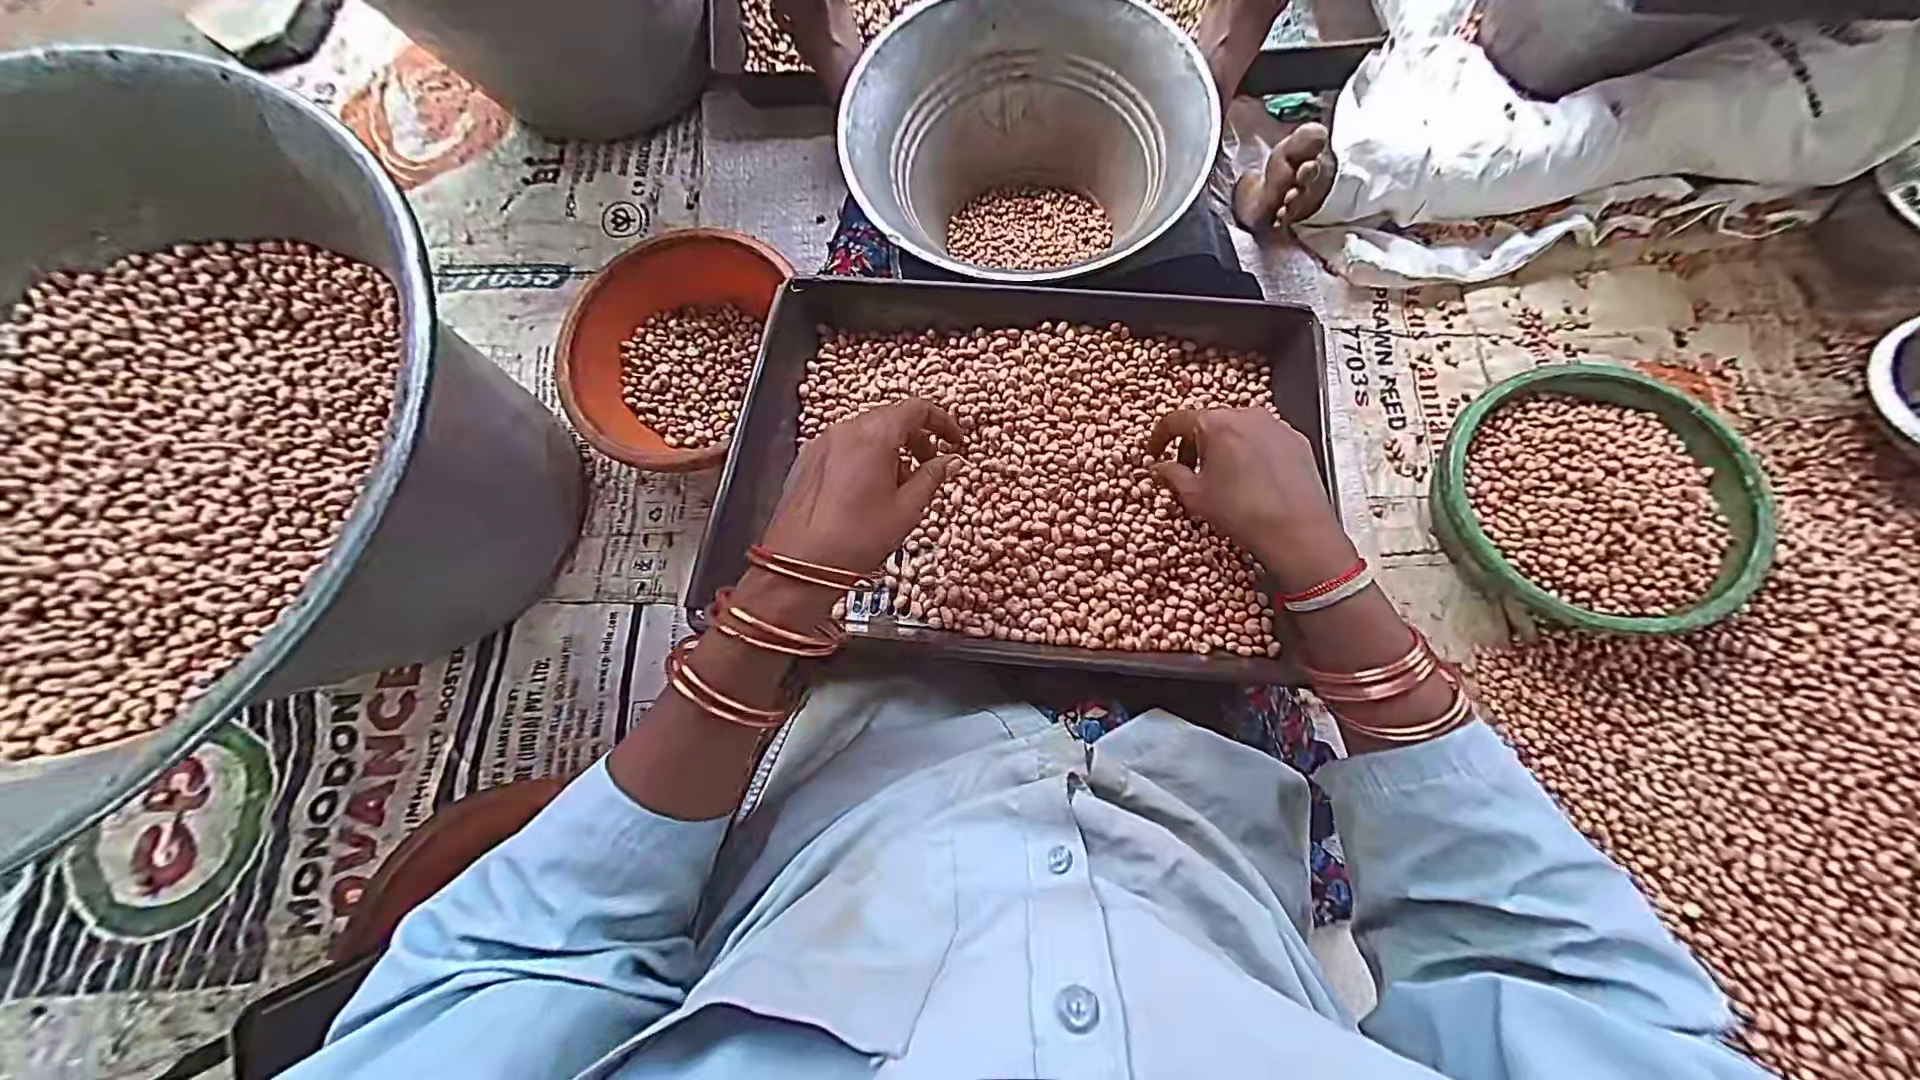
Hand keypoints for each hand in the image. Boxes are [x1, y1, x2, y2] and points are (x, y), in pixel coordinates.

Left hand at [760, 397, 963, 579]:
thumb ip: (931, 477)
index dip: (941, 422)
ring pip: (867, 433)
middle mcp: (845, 432)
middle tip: (931, 465)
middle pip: (890, 419)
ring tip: (901, 486)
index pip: (916, 409)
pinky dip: (866, 458)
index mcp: (873, 437)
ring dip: (892, 450)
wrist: (801, 564)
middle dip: (917, 439)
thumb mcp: (907, 509)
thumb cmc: (854, 540)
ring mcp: (823, 445)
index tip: (953, 439)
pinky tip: (872, 491)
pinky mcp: (808, 461)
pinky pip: (846, 448)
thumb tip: (948, 462)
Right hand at [1148, 408, 1355, 592]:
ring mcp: (1275, 425)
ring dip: (1221, 448)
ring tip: (1218, 477)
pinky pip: (1262, 439)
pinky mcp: (1296, 440)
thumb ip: (1171, 474)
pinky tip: (1247, 479)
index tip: (1155, 452)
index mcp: (1216, 424)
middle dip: (1192, 444)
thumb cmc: (1243, 511)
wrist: (1296, 529)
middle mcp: (1246, 416)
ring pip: (1236, 429)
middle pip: (1208, 422)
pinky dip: (1248, 452)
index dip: (1159, 438)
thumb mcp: (1194, 495)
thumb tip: (1160, 467)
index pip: (1175, 421)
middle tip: (1185, 469)